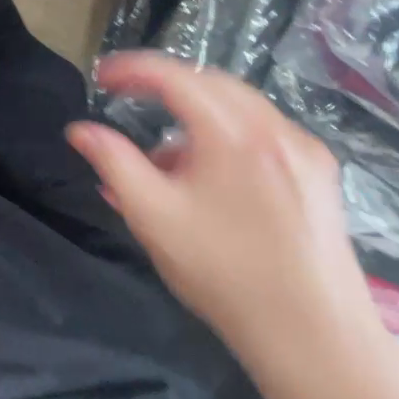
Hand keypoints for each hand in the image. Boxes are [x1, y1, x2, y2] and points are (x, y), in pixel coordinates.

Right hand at [65, 52, 383, 377]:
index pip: (180, 78)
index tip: (98, 77)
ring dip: (193, 112)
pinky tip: (200, 172)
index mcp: (237, 137)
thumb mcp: (151, 215)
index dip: (134, 69)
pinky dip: (222, 134)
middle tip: (121, 95)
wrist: (310, 329)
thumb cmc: (221, 270)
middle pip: (215, 85)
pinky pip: (262, 134)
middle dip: (164, 84)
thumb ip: (112, 163)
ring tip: (157, 150)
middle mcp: (280, 133)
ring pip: (241, 108)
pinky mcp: (317, 177)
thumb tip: (81, 130)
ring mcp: (306, 155)